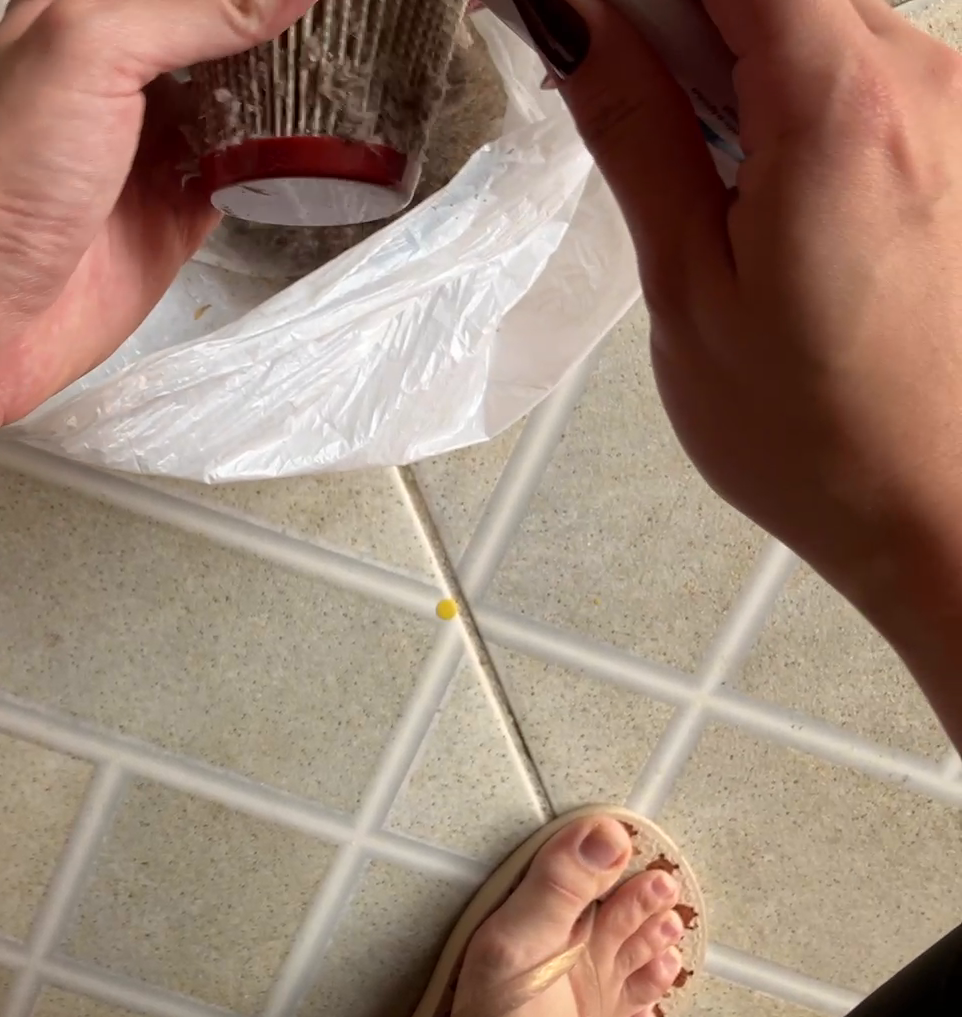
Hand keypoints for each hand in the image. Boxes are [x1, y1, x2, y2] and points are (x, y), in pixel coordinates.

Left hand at [0, 0, 309, 430]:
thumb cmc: (1, 180)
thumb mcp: (84, 52)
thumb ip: (191, 7)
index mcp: (84, 8)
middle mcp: (122, 71)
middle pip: (219, 22)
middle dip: (277, 19)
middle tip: (352, 18)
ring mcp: (152, 146)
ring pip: (244, 91)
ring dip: (295, 78)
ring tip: (363, 57)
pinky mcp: (175, 213)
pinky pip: (245, 170)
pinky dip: (285, 154)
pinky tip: (330, 135)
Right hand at [554, 0, 961, 618]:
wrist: (945, 501)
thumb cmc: (803, 418)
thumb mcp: (685, 282)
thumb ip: (643, 146)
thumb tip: (588, 40)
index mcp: (846, 116)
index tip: (559, 4)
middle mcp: (935, 82)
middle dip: (657, 9)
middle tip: (570, 47)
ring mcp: (959, 108)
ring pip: (813, 21)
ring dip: (705, 41)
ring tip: (628, 101)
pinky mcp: (960, 142)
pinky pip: (848, 68)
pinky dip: (759, 79)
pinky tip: (708, 143)